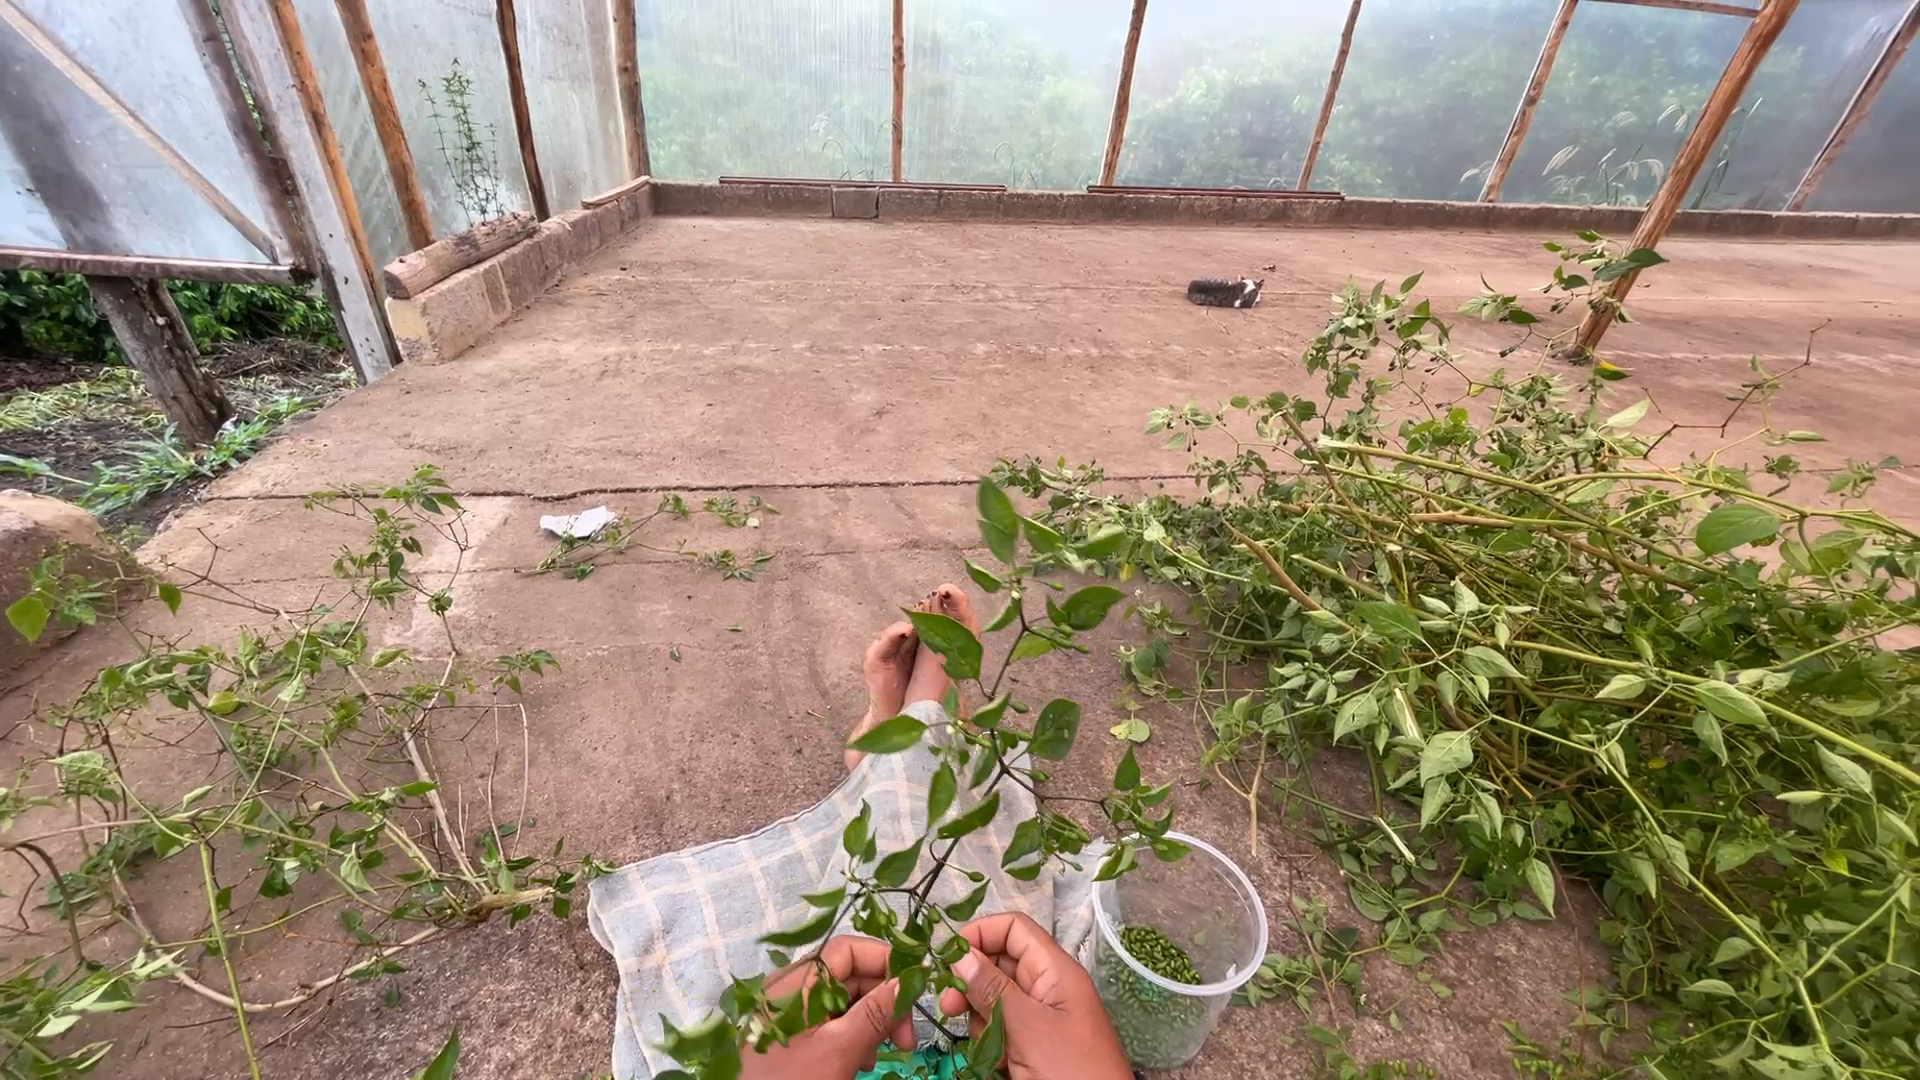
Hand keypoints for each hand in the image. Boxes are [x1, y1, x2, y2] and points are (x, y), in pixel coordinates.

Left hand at [741, 936, 915, 1079]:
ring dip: (871, 1021)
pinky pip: (829, 1021)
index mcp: (795, 980)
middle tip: (906, 1037)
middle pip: (848, 974)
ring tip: (882, 1054)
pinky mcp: (790, 1037)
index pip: (847, 949)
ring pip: (842, 1000)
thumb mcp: (838, 1051)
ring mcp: (788, 1014)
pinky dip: (852, 1035)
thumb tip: (909, 980)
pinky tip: (861, 1060)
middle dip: (882, 999)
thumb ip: (875, 1012)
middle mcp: (790, 988)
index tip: (913, 988)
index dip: (883, 960)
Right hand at [939, 912, 1132, 1079]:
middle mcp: (1047, 988)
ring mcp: (1041, 1020)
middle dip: (972, 981)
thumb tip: (959, 954)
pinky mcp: (1035, 1048)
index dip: (981, 933)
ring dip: (980, 1017)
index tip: (950, 957)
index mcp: (1055, 970)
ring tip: (983, 1045)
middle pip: (1001, 963)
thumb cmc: (1070, 1072)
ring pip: (996, 999)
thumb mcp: (1028, 1029)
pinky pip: (1002, 1030)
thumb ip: (992, 989)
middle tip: (948, 1006)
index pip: (1014, 929)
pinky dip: (991, 1042)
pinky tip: (995, 1063)